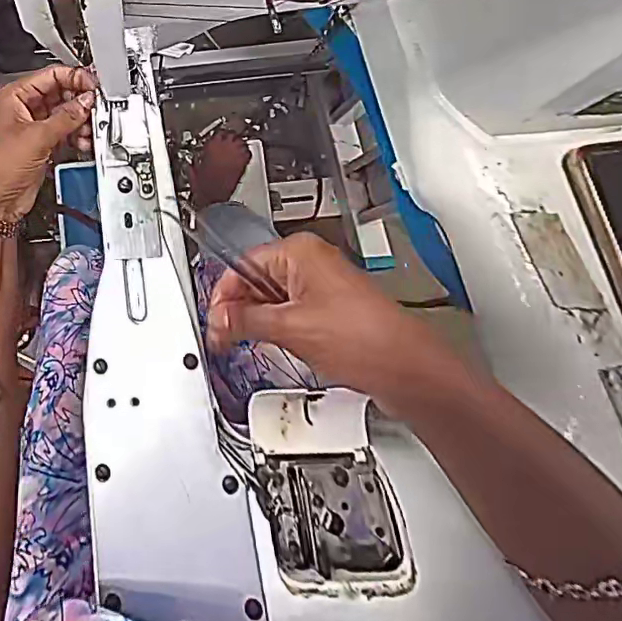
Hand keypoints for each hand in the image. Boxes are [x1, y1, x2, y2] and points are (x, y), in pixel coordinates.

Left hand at [0, 66, 96, 223]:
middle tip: (95, 108)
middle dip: (80, 102)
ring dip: (81, 121)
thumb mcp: (37, 137)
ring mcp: (34, 126)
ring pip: (66, 113)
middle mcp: (24, 108)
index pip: (51, 75)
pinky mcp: (43, 143)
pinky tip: (82, 141)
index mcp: (13, 96)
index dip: (74, 78)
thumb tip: (86, 101)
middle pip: (61, 93)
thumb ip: (66, 116)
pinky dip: (77, 135)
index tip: (93, 86)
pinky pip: (66, 132)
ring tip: (88, 129)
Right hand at [207, 233, 466, 401]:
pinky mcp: (330, 309)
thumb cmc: (365, 338)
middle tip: (226, 337)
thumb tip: (219, 319)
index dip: (224, 294)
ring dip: (259, 321)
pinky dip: (279, 328)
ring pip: (273, 299)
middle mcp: (312, 262)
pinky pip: (292, 313)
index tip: (214, 320)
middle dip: (240, 310)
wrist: (407, 368)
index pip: (243, 263)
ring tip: (252, 344)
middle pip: (257, 280)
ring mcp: (322, 286)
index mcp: (300, 251)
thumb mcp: (290, 328)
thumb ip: (245, 321)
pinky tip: (278, 346)